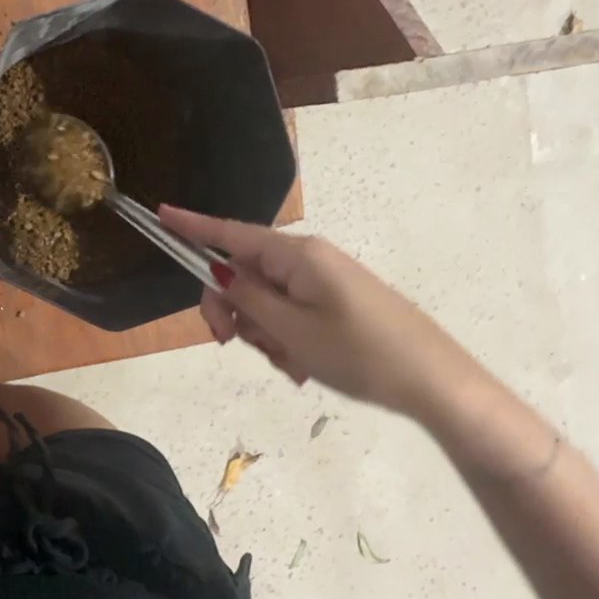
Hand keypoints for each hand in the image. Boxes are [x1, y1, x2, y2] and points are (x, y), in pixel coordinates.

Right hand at [158, 205, 490, 420]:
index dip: (193, 227)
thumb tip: (217, 272)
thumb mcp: (290, 330)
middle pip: (243, 273)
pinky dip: (285, 338)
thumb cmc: (360, 353)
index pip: (231, 234)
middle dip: (231, 308)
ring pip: (264, 299)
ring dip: (262, 332)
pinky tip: (303, 365)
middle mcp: (308, 260)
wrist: (437, 384)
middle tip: (231, 343)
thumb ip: (246, 299)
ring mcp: (324, 281)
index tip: (160, 214)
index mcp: (296, 256)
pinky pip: (290, 313)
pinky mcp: (337, 302)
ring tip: (290, 362)